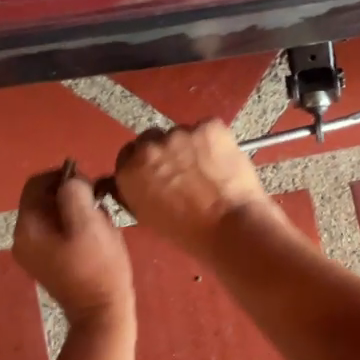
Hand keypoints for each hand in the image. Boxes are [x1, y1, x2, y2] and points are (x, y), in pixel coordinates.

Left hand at [12, 168, 132, 322]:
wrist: (101, 312)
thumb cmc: (98, 266)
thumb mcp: (89, 223)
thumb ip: (74, 192)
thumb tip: (71, 179)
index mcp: (27, 227)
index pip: (37, 183)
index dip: (63, 176)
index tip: (90, 186)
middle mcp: (22, 238)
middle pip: (43, 198)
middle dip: (71, 195)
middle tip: (98, 205)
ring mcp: (33, 252)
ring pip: (52, 214)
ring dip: (75, 211)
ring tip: (98, 222)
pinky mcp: (46, 262)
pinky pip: (57, 231)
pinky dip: (74, 226)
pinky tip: (94, 237)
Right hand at [112, 121, 280, 259]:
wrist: (230, 225)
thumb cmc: (189, 232)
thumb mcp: (148, 217)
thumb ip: (139, 191)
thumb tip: (142, 181)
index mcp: (129, 171)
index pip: (129, 154)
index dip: (146, 163)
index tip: (159, 172)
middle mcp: (149, 147)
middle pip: (153, 139)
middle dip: (166, 152)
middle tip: (185, 171)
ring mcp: (179, 133)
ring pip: (183, 134)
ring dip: (192, 147)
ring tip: (210, 169)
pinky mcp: (208, 127)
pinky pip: (208, 129)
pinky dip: (215, 141)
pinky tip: (223, 161)